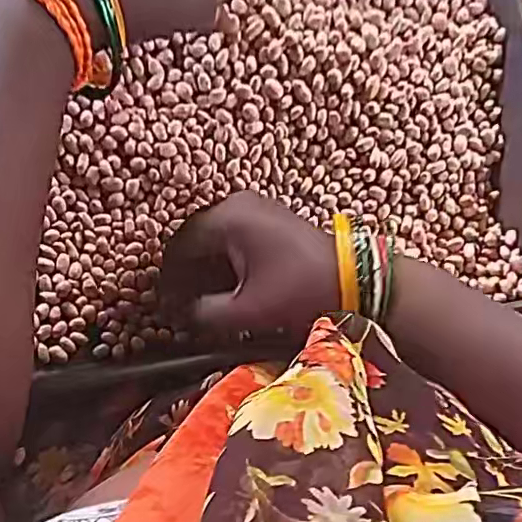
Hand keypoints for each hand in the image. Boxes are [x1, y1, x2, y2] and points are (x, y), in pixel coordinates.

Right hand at [160, 191, 339, 334]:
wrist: (356, 281)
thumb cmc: (300, 293)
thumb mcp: (246, 310)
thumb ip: (204, 314)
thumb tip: (181, 317)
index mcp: (226, 218)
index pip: (178, 249)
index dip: (168, 283)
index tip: (166, 312)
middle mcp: (236, 205)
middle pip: (192, 243)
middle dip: (183, 278)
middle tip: (179, 311)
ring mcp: (255, 209)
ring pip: (210, 243)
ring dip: (201, 275)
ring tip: (199, 307)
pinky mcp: (268, 222)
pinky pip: (230, 243)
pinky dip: (221, 268)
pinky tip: (222, 294)